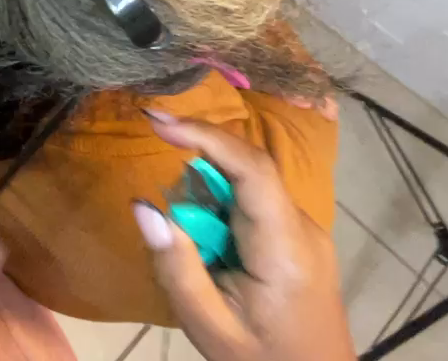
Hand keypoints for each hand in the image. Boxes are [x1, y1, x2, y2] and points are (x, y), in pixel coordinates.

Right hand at [134, 111, 354, 360]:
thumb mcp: (208, 326)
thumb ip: (176, 266)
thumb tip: (142, 205)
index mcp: (285, 249)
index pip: (252, 168)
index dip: (205, 134)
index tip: (156, 121)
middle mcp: (303, 227)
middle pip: (245, 168)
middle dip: (196, 162)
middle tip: (162, 184)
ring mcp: (304, 229)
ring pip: (244, 181)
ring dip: (205, 192)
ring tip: (196, 248)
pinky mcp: (297, 235)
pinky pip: (249, 199)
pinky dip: (217, 206)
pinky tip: (210, 246)